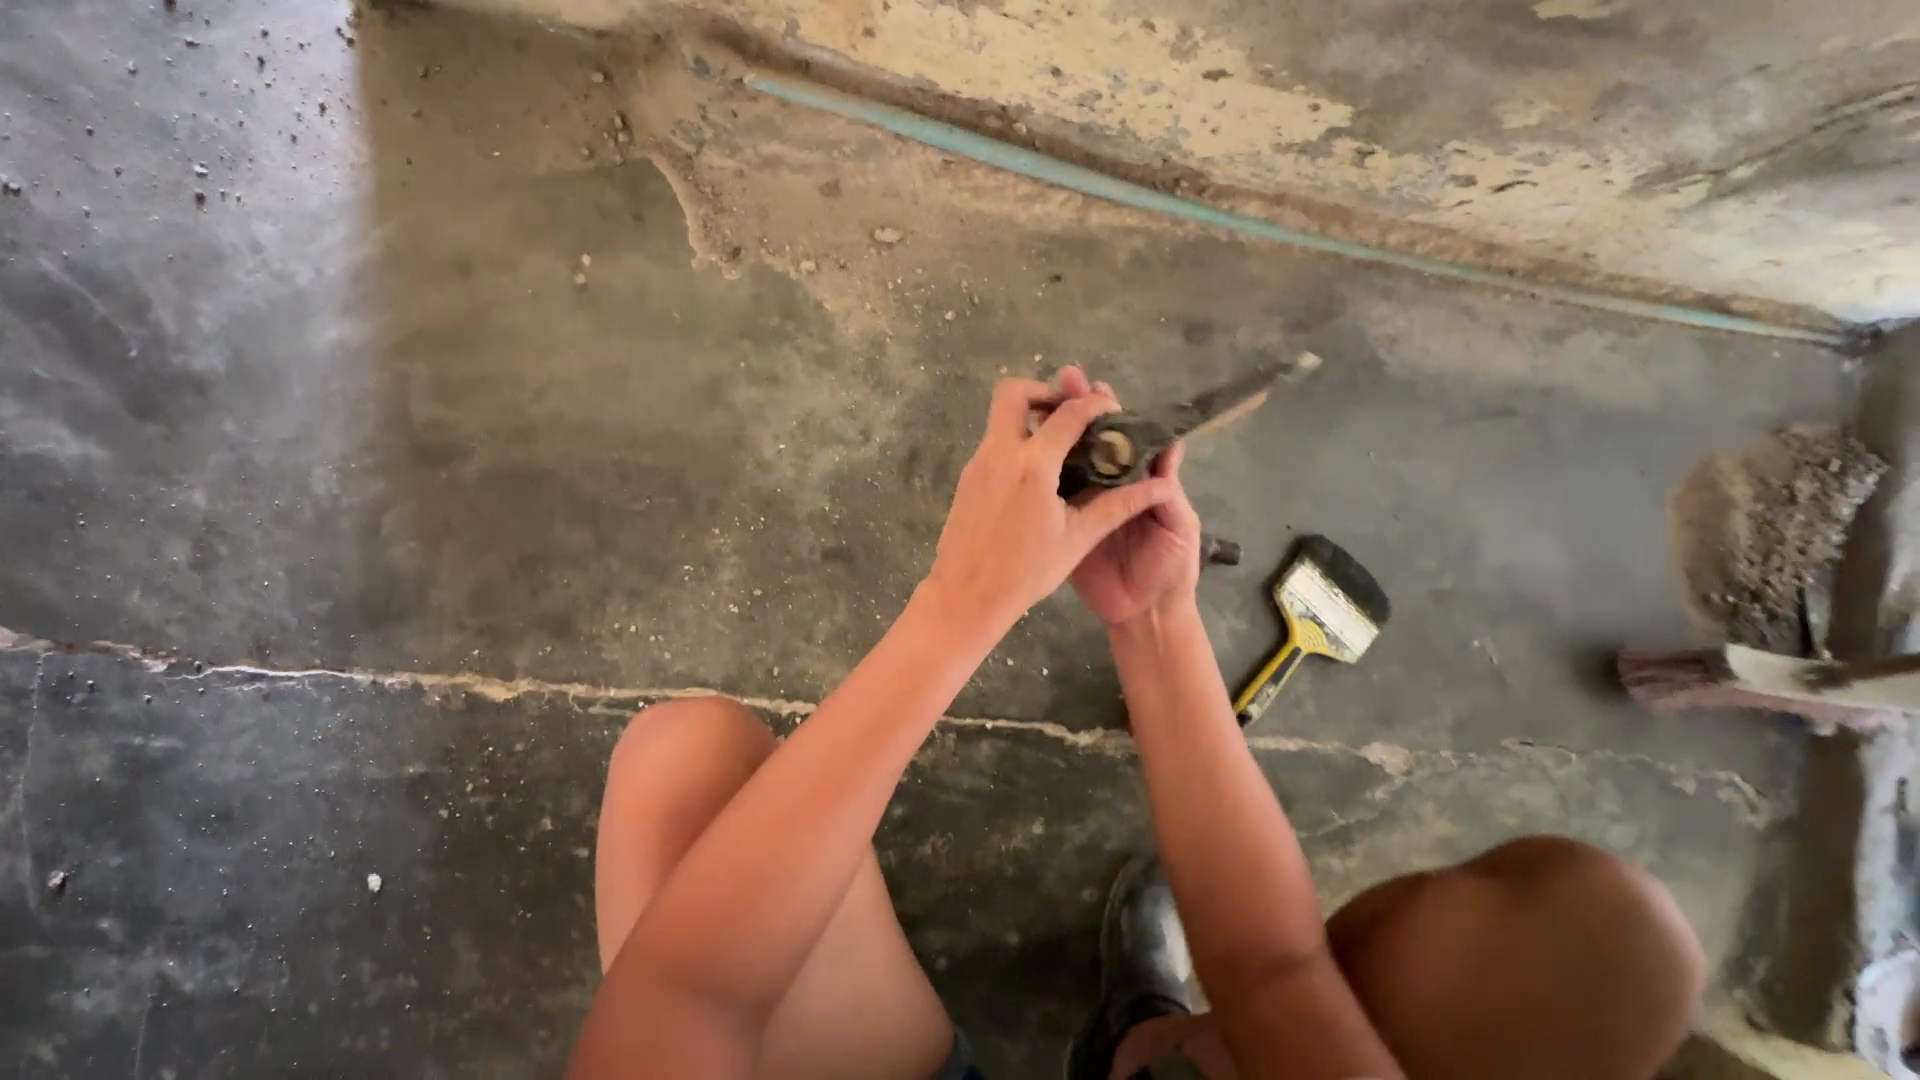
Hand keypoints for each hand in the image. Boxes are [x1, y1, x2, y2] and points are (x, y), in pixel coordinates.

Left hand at [923, 375, 1179, 633]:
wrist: (966, 595)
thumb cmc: (1026, 572)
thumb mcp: (1077, 539)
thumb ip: (1115, 505)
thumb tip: (1157, 487)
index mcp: (1033, 465)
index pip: (1069, 414)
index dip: (1095, 404)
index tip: (1111, 409)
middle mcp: (1000, 452)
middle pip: (1013, 392)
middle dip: (1043, 392)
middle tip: (1068, 415)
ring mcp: (978, 463)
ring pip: (1000, 417)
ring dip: (1029, 417)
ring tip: (1059, 446)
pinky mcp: (968, 478)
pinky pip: (994, 443)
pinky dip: (1016, 442)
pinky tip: (1037, 475)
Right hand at [1057, 368, 1203, 628]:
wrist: (1144, 615)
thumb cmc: (1171, 569)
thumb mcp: (1179, 526)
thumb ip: (1168, 490)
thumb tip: (1169, 445)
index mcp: (1137, 482)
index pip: (1124, 438)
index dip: (1110, 412)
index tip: (1095, 386)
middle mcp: (1108, 486)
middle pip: (1091, 442)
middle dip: (1076, 411)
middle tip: (1061, 381)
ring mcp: (1082, 505)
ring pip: (1067, 463)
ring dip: (1054, 433)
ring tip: (1036, 405)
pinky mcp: (1062, 527)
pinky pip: (1050, 499)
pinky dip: (1037, 475)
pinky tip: (1022, 453)